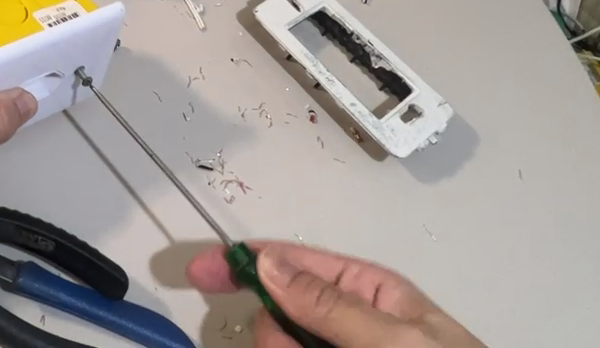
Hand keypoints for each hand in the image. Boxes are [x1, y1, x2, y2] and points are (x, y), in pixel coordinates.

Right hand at [187, 243, 485, 347]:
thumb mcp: (400, 342)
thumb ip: (332, 304)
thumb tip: (266, 262)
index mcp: (368, 292)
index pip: (290, 260)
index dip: (240, 261)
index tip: (200, 272)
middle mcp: (349, 323)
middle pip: (277, 312)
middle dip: (273, 334)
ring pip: (279, 344)